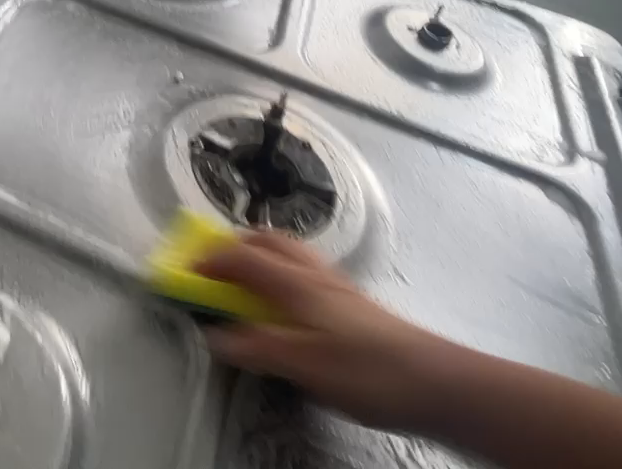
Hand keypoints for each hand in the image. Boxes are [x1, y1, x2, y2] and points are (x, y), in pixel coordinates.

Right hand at [194, 232, 457, 432]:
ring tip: (245, 274)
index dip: (210, 260)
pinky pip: (305, 267)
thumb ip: (257, 348)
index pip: (242, 257)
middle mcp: (313, 273)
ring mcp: (335, 282)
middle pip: (267, 240)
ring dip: (260, 252)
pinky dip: (282, 268)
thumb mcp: (303, 365)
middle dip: (235, 244)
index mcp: (295, 283)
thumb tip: (215, 335)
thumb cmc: (367, 370)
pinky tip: (288, 297)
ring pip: (288, 250)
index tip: (185, 270)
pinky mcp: (351, 299)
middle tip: (214, 264)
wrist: (436, 381)